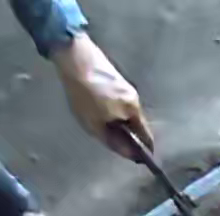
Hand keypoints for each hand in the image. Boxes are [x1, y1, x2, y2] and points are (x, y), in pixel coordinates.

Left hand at [52, 34, 154, 161]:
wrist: (72, 53)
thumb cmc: (83, 93)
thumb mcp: (94, 124)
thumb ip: (114, 142)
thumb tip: (131, 155)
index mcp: (134, 112)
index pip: (147, 138)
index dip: (143, 150)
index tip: (136, 157)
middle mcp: (135, 99)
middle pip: (137, 125)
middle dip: (128, 133)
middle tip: (112, 136)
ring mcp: (127, 87)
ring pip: (128, 112)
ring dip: (120, 119)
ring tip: (102, 118)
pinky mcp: (117, 77)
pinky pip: (120, 100)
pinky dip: (114, 107)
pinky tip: (99, 104)